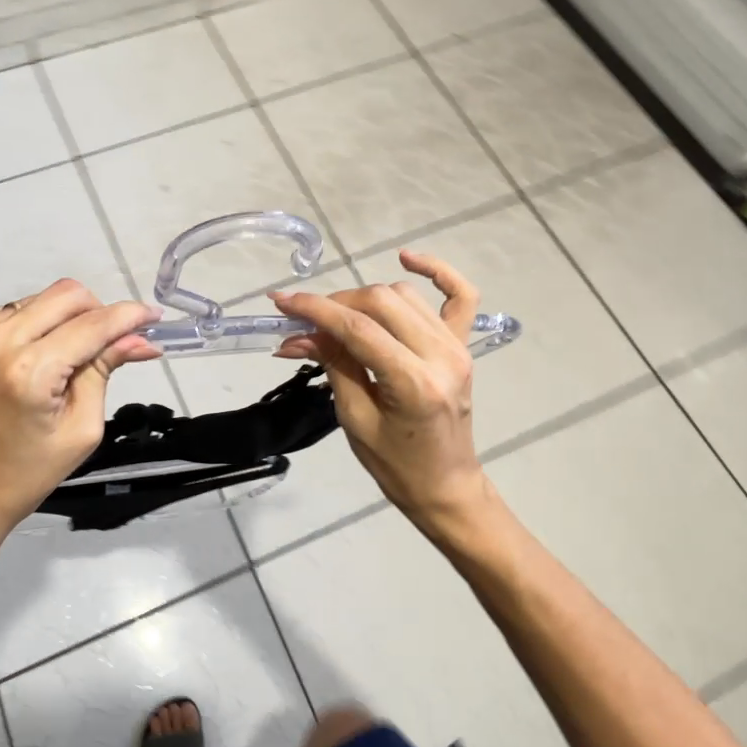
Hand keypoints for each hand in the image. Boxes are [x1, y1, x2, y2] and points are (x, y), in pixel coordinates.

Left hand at [0, 279, 160, 549]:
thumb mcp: (80, 429)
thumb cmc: (24, 475)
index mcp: (28, 372)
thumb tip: (139, 340)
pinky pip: (1, 315)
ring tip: (61, 359)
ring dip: (58, 320)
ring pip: (32, 301)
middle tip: (108, 341)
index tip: (151, 316)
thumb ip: (104, 372)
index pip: (92, 325)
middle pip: (64, 296)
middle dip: (95, 312)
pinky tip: (26, 361)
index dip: (128, 316)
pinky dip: (25, 329)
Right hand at [270, 251, 493, 538]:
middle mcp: (442, 356)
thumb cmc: (396, 465)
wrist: (446, 487)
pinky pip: (458, 296)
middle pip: (380, 302)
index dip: (315, 310)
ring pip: (403, 296)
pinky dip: (438, 271)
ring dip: (363, 298)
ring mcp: (458, 347)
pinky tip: (406, 258)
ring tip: (337, 319)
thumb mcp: (355, 419)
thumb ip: (333, 365)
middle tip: (304, 323)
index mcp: (415, 382)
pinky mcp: (464, 345)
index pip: (358, 328)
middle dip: (335, 304)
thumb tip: (298, 335)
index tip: (281, 302)